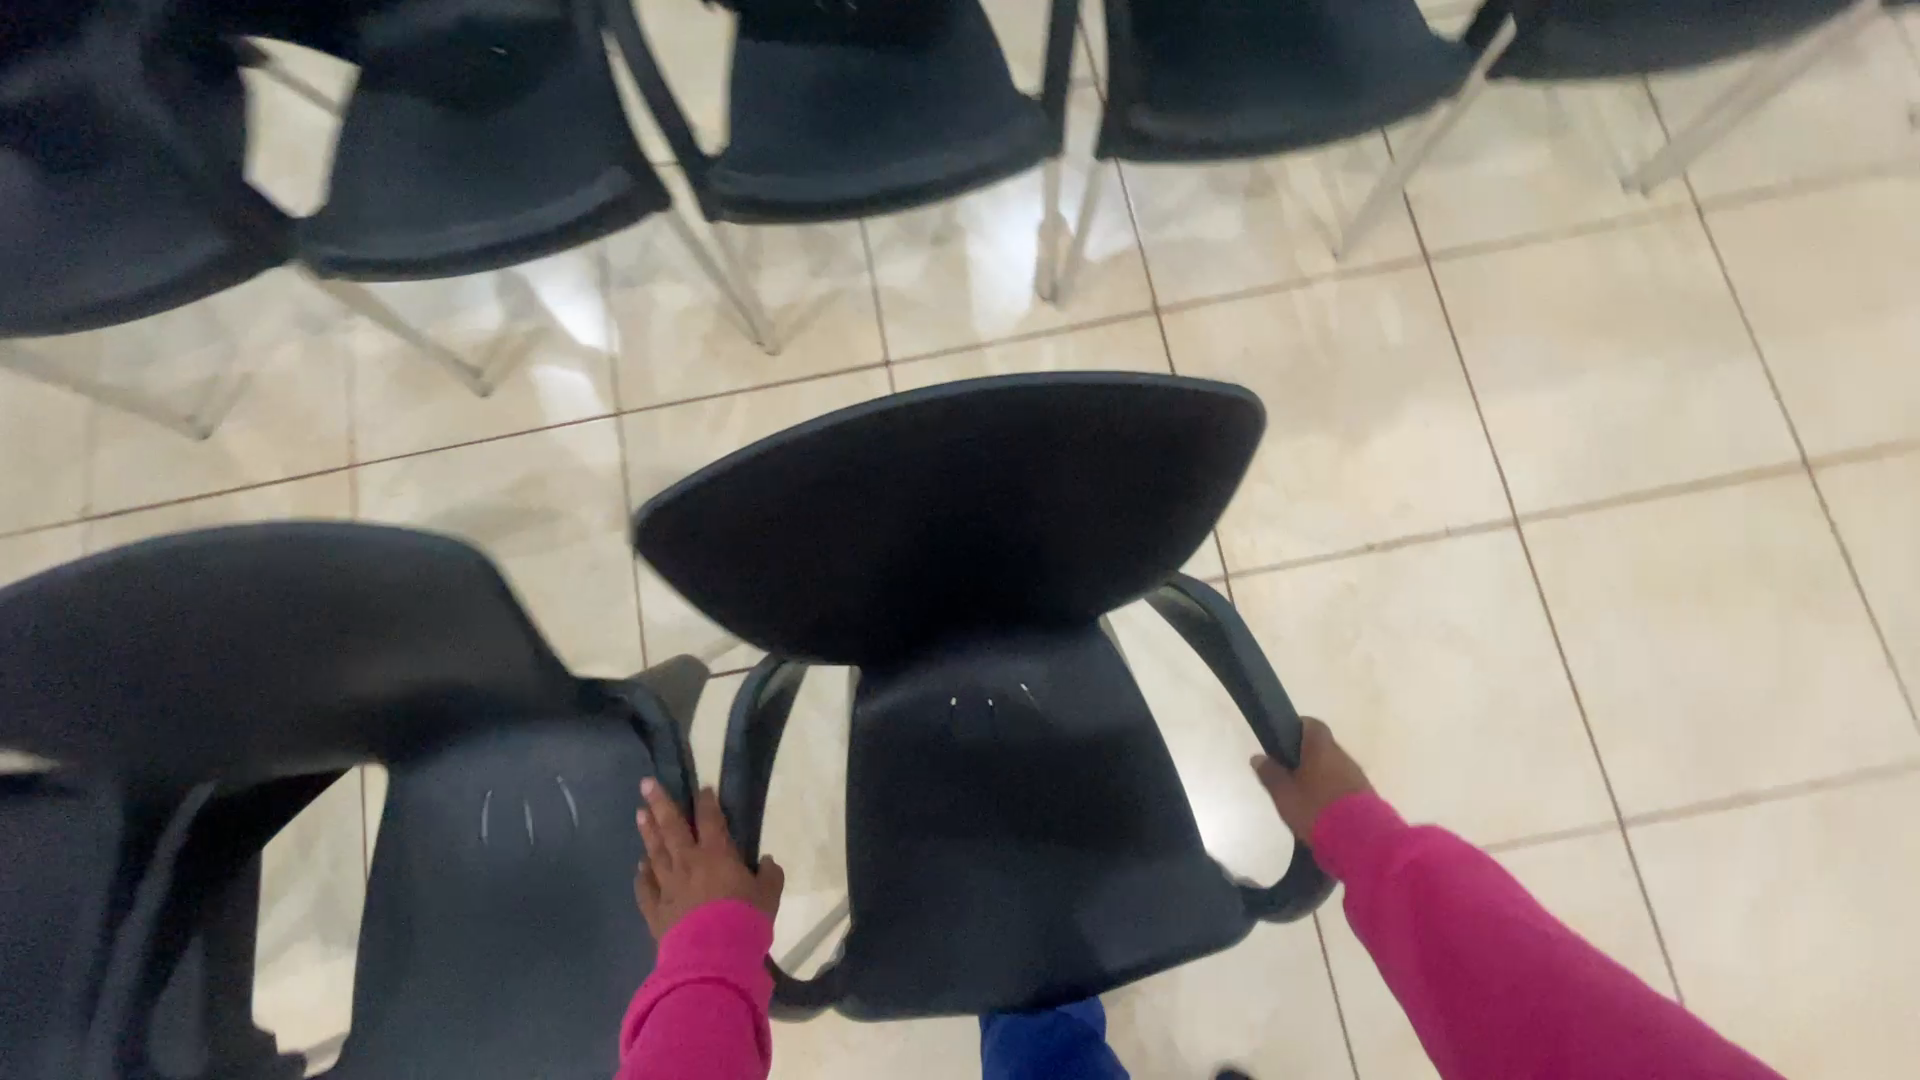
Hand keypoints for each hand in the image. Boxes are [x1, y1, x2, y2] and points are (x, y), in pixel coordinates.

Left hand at [634, 777, 784, 938]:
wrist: (713, 958)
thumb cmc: (745, 919)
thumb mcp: (769, 894)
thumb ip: (769, 874)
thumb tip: (766, 862)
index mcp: (717, 854)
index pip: (711, 819)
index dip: (707, 801)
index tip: (702, 788)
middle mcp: (688, 862)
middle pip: (671, 827)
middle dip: (660, 803)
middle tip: (646, 783)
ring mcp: (668, 886)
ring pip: (655, 852)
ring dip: (648, 832)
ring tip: (640, 814)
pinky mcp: (656, 910)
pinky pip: (645, 888)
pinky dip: (642, 875)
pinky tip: (639, 866)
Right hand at [1250, 717, 1371, 841]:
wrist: (1363, 842)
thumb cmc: (1316, 808)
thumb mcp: (1283, 794)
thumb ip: (1270, 774)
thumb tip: (1258, 757)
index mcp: (1321, 748)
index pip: (1312, 724)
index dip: (1298, 729)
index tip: (1284, 743)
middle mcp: (1343, 756)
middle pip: (1324, 749)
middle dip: (1308, 759)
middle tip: (1290, 776)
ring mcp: (1359, 777)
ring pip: (1335, 769)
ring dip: (1322, 779)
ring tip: (1306, 799)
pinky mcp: (1369, 798)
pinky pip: (1346, 788)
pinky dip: (1334, 795)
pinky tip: (1325, 813)